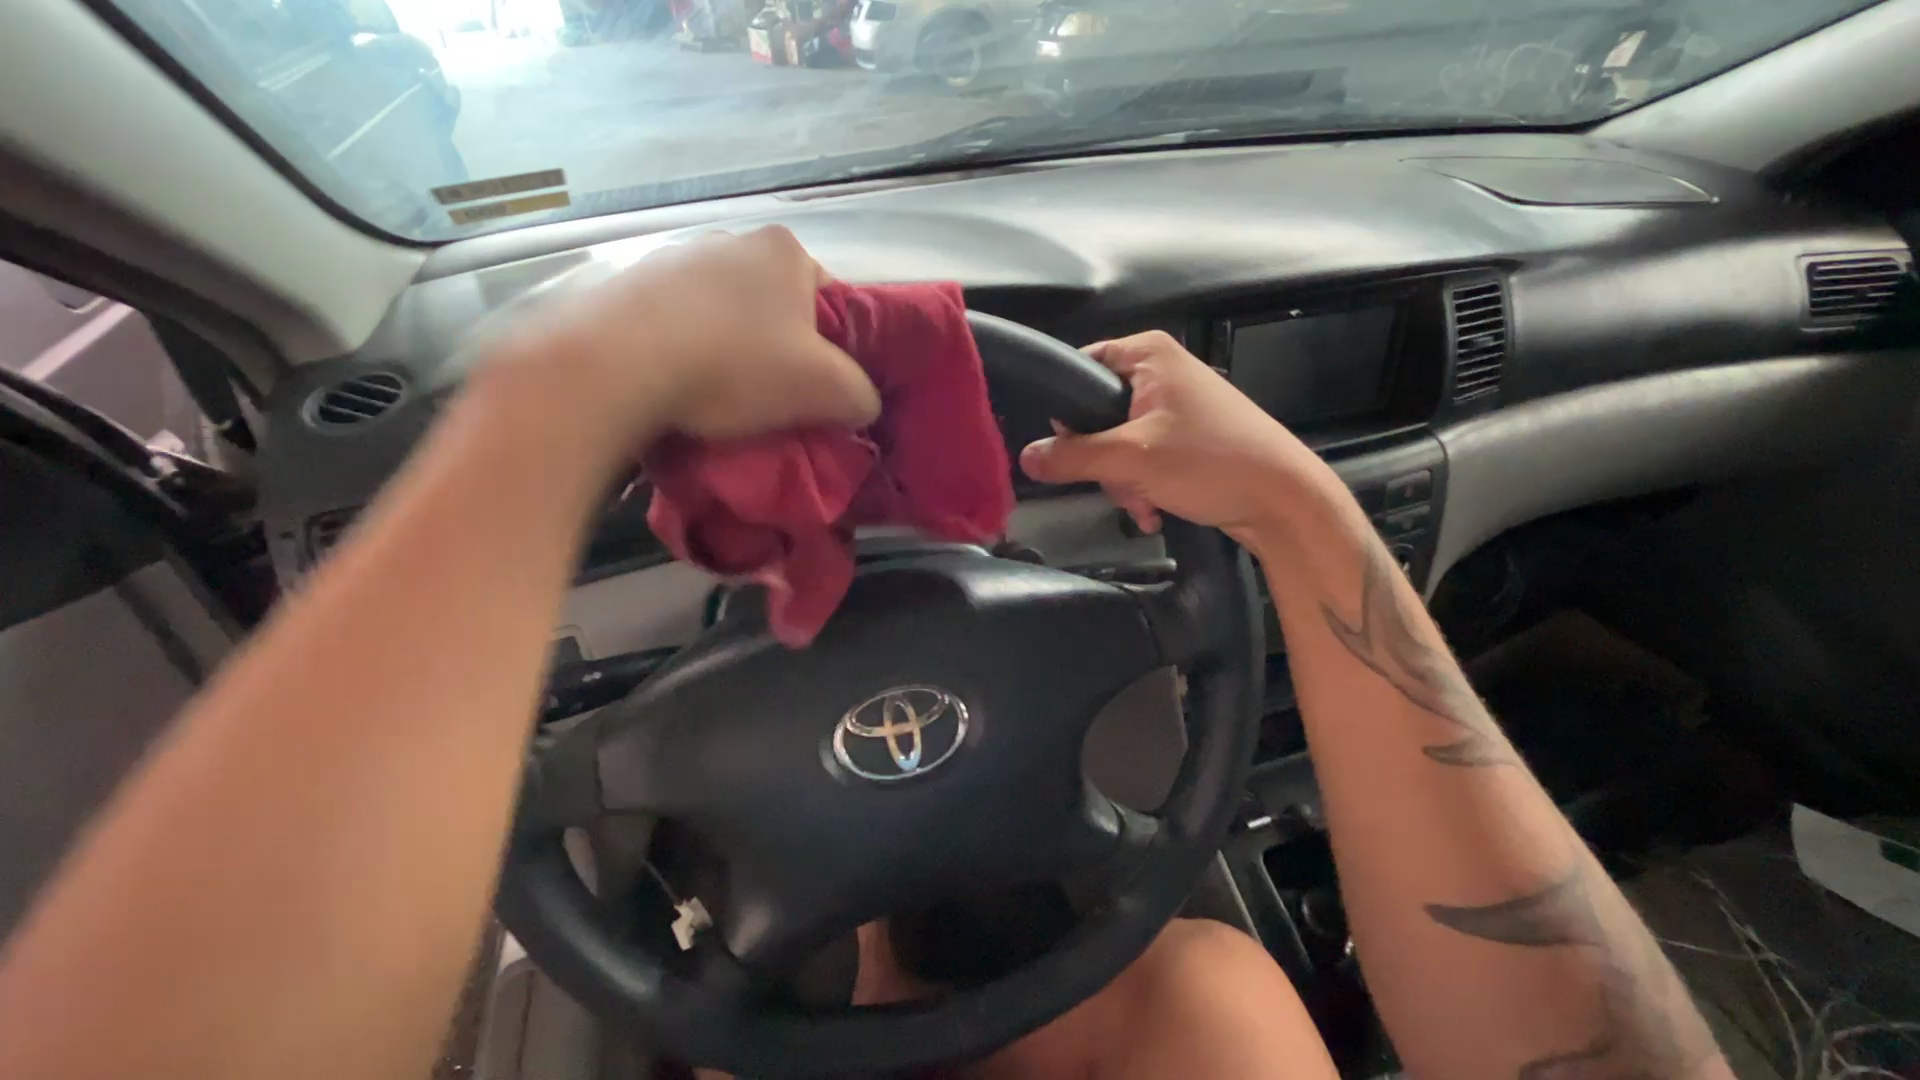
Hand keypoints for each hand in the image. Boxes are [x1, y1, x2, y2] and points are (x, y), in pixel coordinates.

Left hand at [492, 226, 878, 445]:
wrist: (614, 365)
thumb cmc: (736, 365)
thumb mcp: (826, 390)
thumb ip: (861, 394)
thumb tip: (860, 402)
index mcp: (785, 250)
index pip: (832, 301)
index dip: (835, 349)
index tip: (820, 388)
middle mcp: (729, 240)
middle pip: (776, 307)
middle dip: (779, 350)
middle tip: (773, 399)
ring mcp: (672, 258)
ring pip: (723, 315)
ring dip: (729, 351)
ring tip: (719, 400)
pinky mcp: (626, 285)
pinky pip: (675, 324)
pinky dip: (684, 352)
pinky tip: (677, 388)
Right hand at [1018, 331, 1339, 545]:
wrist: (1285, 502)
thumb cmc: (1209, 462)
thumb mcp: (1131, 459)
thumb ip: (1073, 456)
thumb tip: (1025, 457)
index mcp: (1147, 353)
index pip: (1079, 368)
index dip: (1066, 412)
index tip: (1069, 449)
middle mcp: (1161, 371)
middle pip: (1096, 414)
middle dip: (1102, 461)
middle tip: (1119, 484)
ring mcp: (1176, 406)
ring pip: (1118, 443)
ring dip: (1123, 482)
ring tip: (1144, 505)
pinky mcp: (1188, 438)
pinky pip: (1143, 458)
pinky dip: (1143, 485)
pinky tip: (1154, 510)